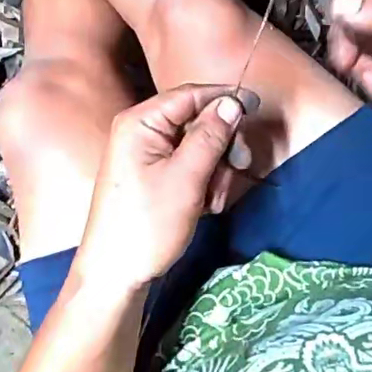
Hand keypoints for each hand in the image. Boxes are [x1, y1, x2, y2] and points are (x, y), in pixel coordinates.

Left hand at [70, 83, 254, 293]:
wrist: (115, 276)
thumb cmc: (147, 224)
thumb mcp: (186, 178)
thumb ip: (210, 136)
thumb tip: (232, 102)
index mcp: (140, 122)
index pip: (189, 95)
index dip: (224, 98)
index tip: (256, 107)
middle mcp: (141, 131)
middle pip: (196, 119)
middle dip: (222, 144)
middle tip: (240, 166)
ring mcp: (146, 154)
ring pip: (198, 145)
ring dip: (216, 169)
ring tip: (213, 199)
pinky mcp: (153, 175)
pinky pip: (188, 164)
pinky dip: (204, 181)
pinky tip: (206, 205)